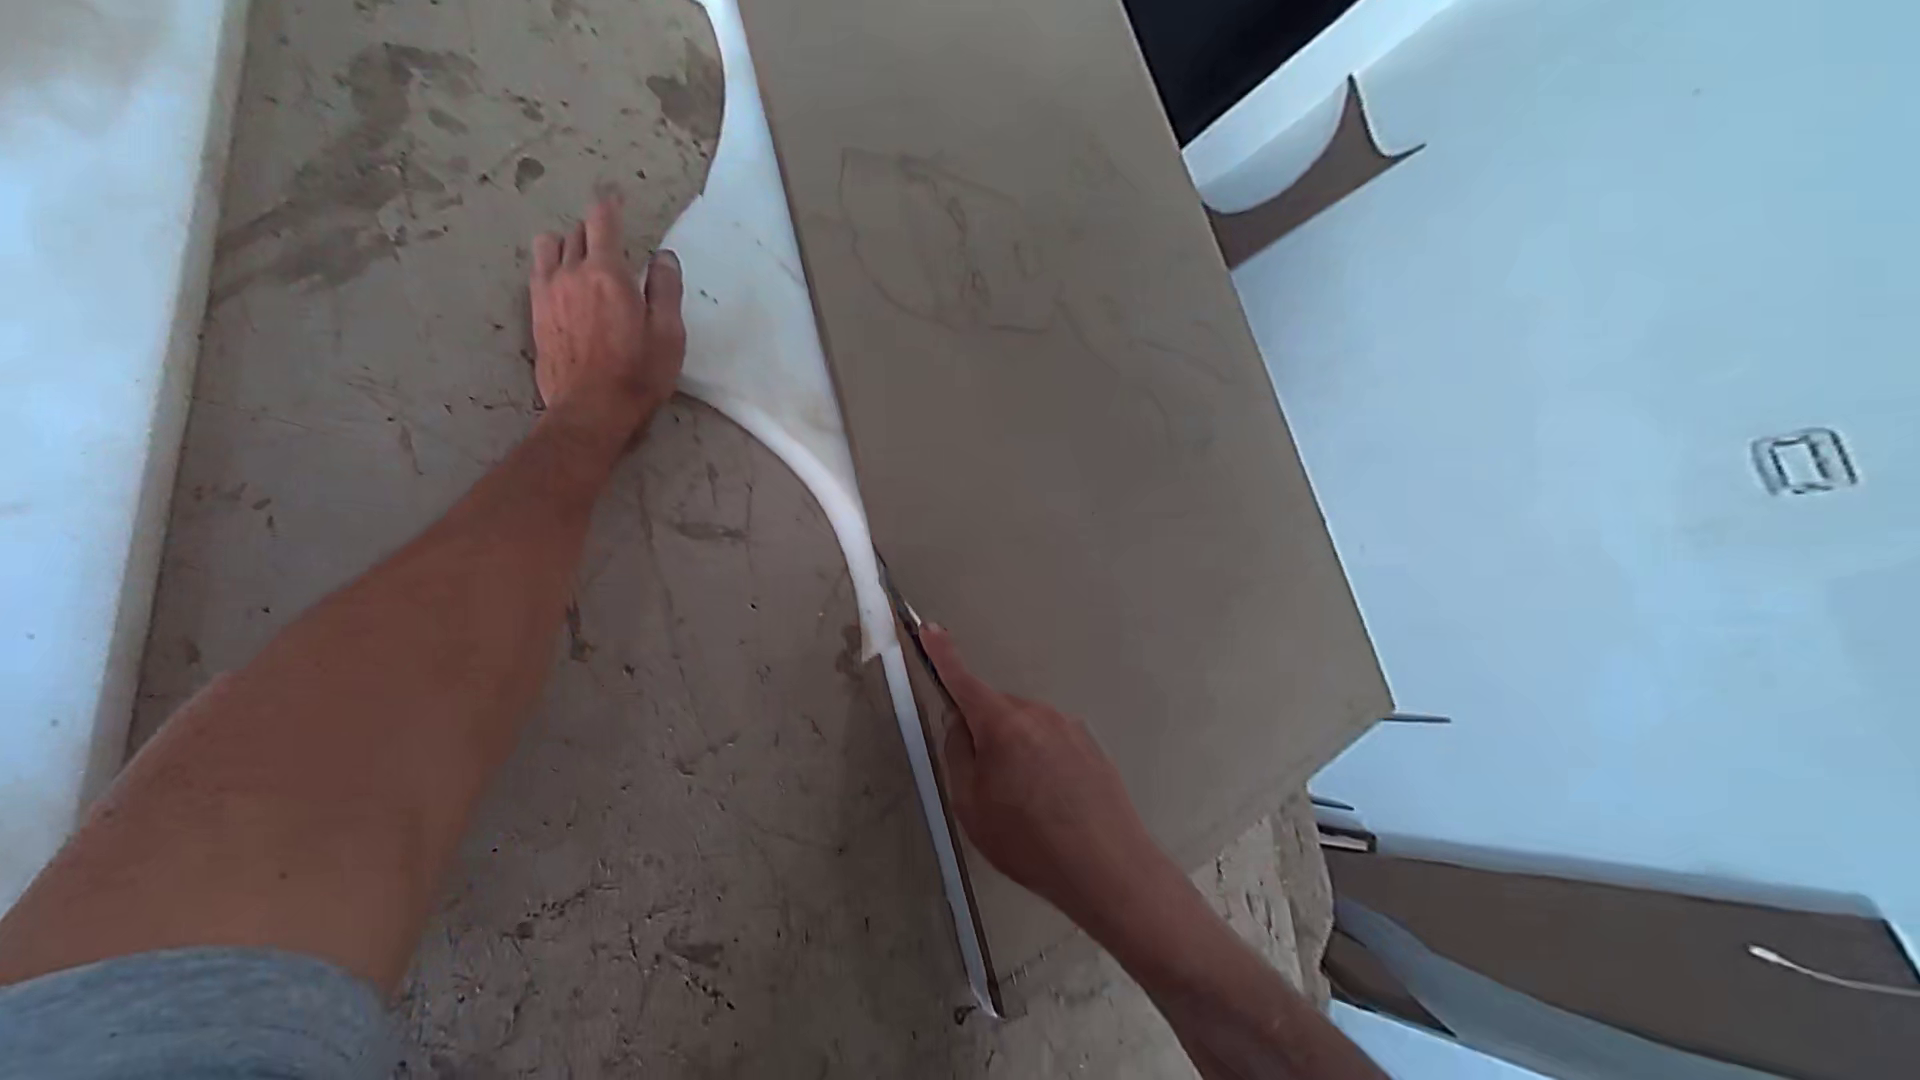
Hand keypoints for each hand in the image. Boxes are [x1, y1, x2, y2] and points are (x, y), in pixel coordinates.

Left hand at [530, 195, 685, 442]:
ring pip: (550, 247)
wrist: (592, 409)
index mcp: (608, 274)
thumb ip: (666, 289)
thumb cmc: (639, 374)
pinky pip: (538, 272)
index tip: (616, 197)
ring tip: (583, 258)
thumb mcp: (669, 334)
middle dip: (595, 230)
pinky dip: (552, 266)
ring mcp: (548, 292)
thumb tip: (663, 258)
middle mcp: (571, 273)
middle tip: (612, 240)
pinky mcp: (536, 313)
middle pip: (577, 233)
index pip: (603, 221)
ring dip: (567, 244)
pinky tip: (565, 283)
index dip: (610, 205)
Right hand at [922, 625, 1180, 930]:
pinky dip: (1042, 760)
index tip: (929, 628)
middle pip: (996, 711)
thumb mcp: (971, 805)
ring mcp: (1068, 726)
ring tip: (1028, 804)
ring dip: (1016, 750)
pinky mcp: (1090, 743)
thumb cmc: (1028, 841)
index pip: (963, 680)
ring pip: (1025, 727)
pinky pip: (1051, 741)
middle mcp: (1037, 713)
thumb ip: (958, 754)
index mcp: (1002, 723)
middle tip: (989, 786)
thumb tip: (960, 723)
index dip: (942, 654)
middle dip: (984, 734)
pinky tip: (1054, 802)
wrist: (1107, 867)